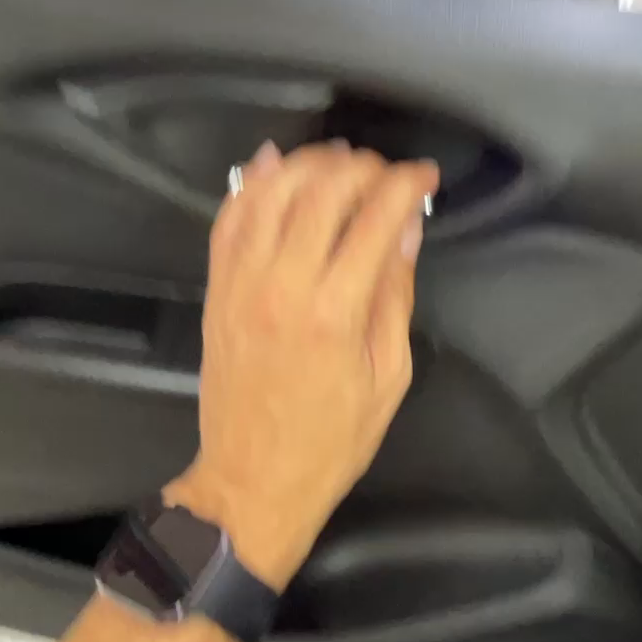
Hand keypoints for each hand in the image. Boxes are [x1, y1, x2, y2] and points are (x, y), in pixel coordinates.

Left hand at [165, 141, 438, 589]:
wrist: (252, 481)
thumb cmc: (332, 440)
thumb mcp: (387, 376)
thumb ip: (394, 296)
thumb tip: (406, 231)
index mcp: (334, 313)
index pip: (375, 221)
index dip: (406, 186)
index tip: (425, 177)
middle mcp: (282, 286)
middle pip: (321, 193)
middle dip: (362, 167)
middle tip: (387, 171)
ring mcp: (240, 284)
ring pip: (269, 193)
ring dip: (307, 164)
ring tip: (339, 160)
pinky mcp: (216, 289)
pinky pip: (228, 219)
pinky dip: (250, 183)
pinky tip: (272, 164)